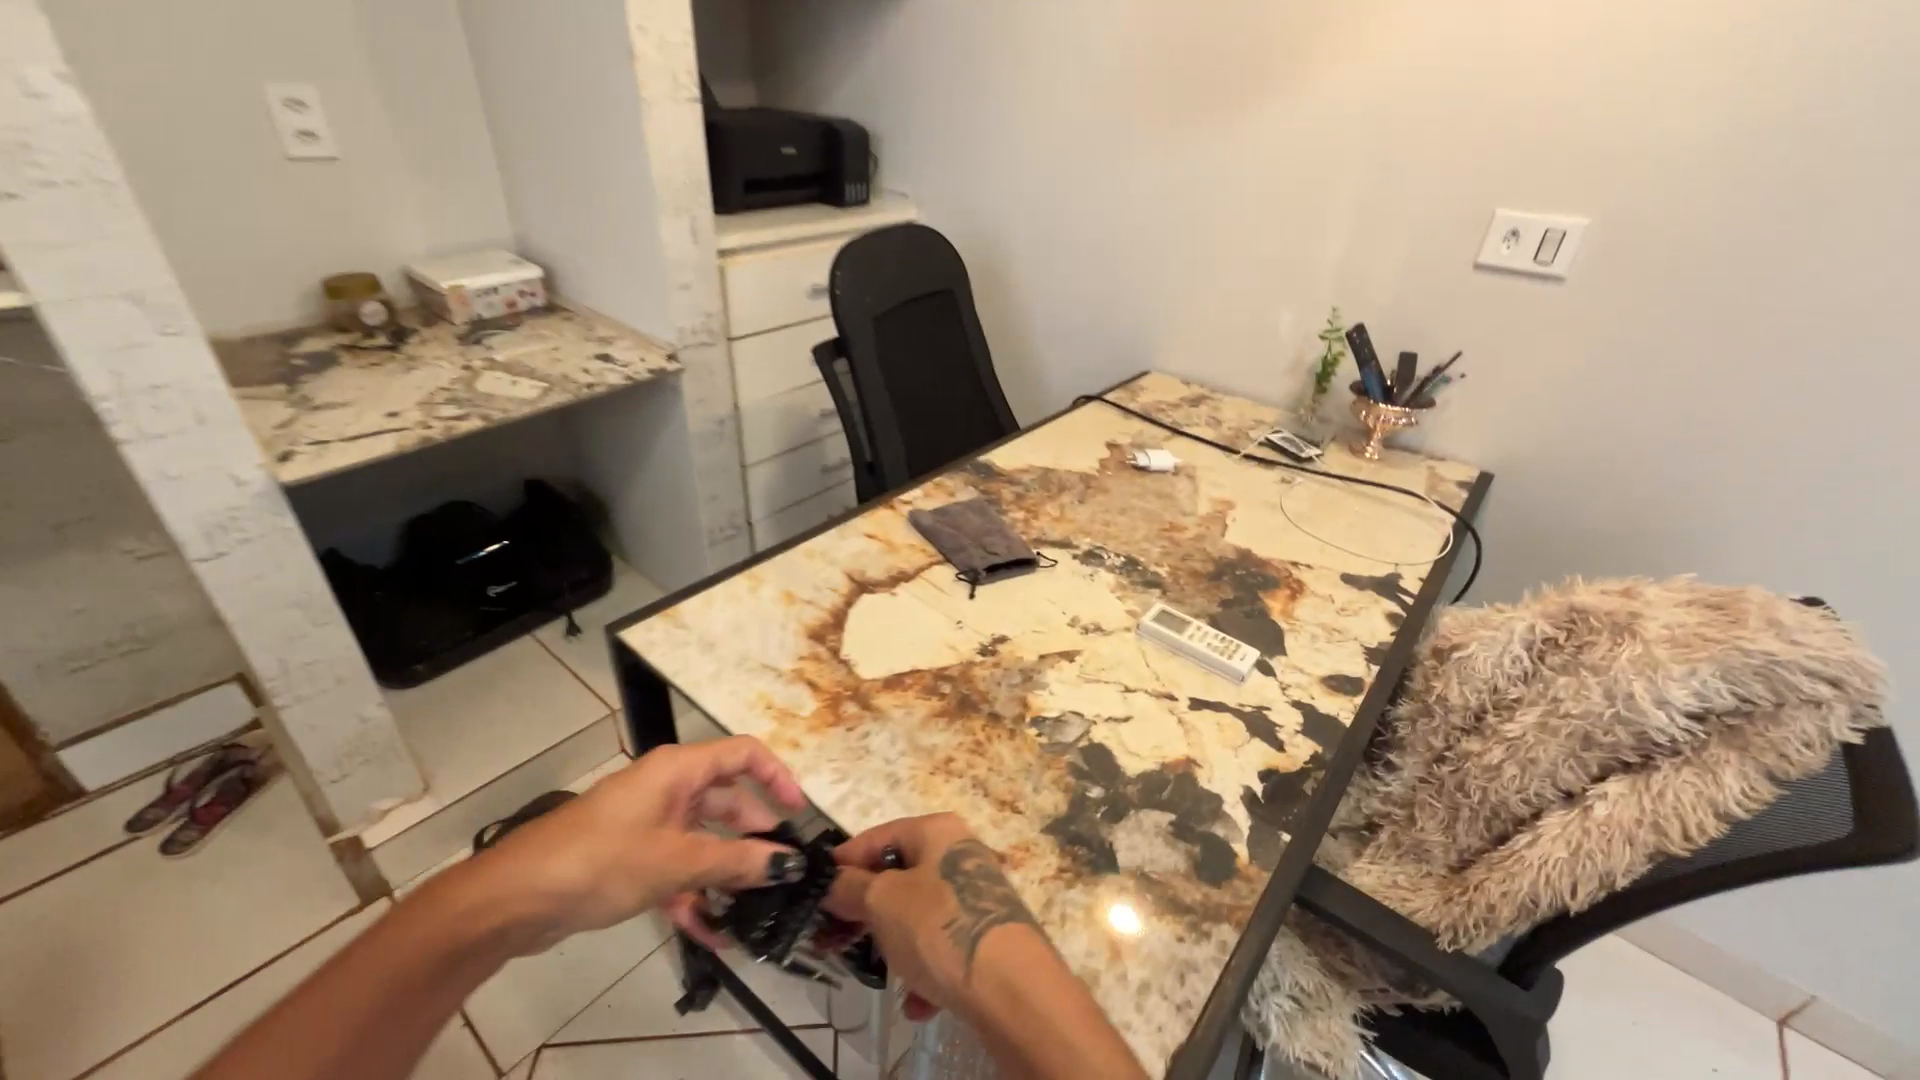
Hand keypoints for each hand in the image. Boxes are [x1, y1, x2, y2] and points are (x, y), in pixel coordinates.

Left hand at [467, 736, 810, 954]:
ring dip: (726, 872)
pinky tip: (713, 934)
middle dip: (755, 835)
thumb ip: (737, 863)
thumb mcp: (678, 861)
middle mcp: (667, 788)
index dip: (777, 777)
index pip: (744, 754)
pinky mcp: (631, 857)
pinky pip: (677, 868)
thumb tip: (789, 863)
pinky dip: (695, 894)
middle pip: (727, 801)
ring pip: (704, 840)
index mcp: (679, 769)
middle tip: (780, 871)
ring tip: (753, 908)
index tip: (799, 814)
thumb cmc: (603, 860)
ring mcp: (648, 823)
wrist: (514, 898)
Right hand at [824, 813, 1044, 1022]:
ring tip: (875, 971)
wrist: (1012, 987)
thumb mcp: (882, 901)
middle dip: (864, 911)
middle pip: (898, 877)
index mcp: (937, 831)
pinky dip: (924, 972)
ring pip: (918, 915)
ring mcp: (977, 896)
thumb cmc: (940, 927)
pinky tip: (916, 1003)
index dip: (844, 862)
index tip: (816, 890)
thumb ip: (849, 887)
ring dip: (892, 944)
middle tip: (831, 938)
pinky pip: (942, 948)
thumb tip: (832, 882)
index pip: (878, 837)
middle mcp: (960, 854)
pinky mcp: (987, 936)